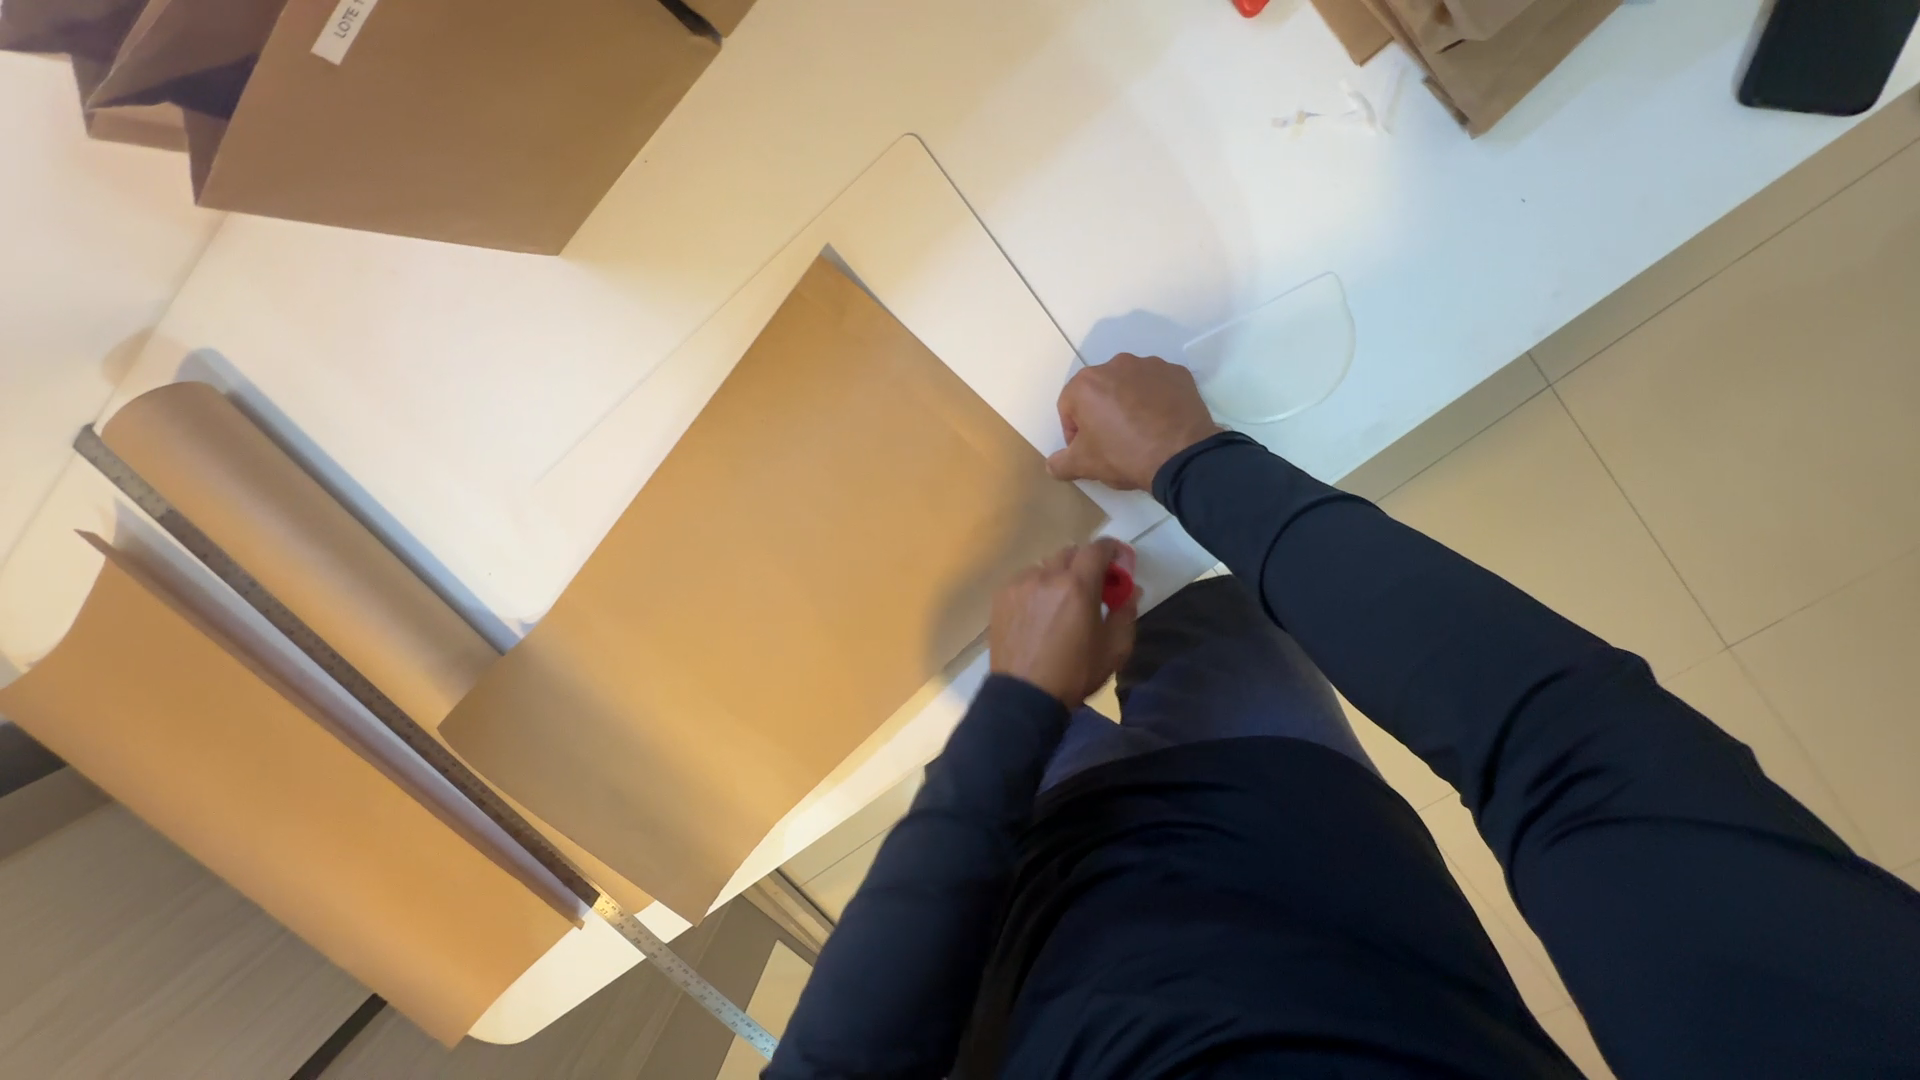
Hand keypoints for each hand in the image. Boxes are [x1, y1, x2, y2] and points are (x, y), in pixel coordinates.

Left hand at [989, 539, 1138, 706]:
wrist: (1024, 695)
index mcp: (1078, 585)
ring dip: (1059, 575)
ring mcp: (1020, 584)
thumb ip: (1126, 612)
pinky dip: (1036, 587)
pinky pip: (1025, 579)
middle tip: (1092, 585)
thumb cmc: (1074, 673)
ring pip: (1045, 565)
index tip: (1119, 561)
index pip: (1097, 548)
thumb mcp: (1114, 648)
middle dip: (1085, 563)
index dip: (1112, 550)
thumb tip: (1130, 590)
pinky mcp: (1001, 596)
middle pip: (1070, 552)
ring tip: (1061, 602)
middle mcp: (1047, 576)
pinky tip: (1038, 611)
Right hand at [1047, 353, 1222, 491]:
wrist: (1182, 456)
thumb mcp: (1084, 465)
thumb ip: (1060, 463)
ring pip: (1129, 386)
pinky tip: (1161, 424)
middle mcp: (1116, 365)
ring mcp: (1150, 365)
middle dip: (1101, 414)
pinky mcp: (1177, 373)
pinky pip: (1158, 386)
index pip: (1068, 407)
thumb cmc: (1123, 455)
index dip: (1074, 433)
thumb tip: (1052, 464)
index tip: (1087, 451)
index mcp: (1086, 383)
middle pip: (1099, 392)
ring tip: (1140, 432)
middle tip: (1113, 442)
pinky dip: (1156, 401)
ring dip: (1128, 404)